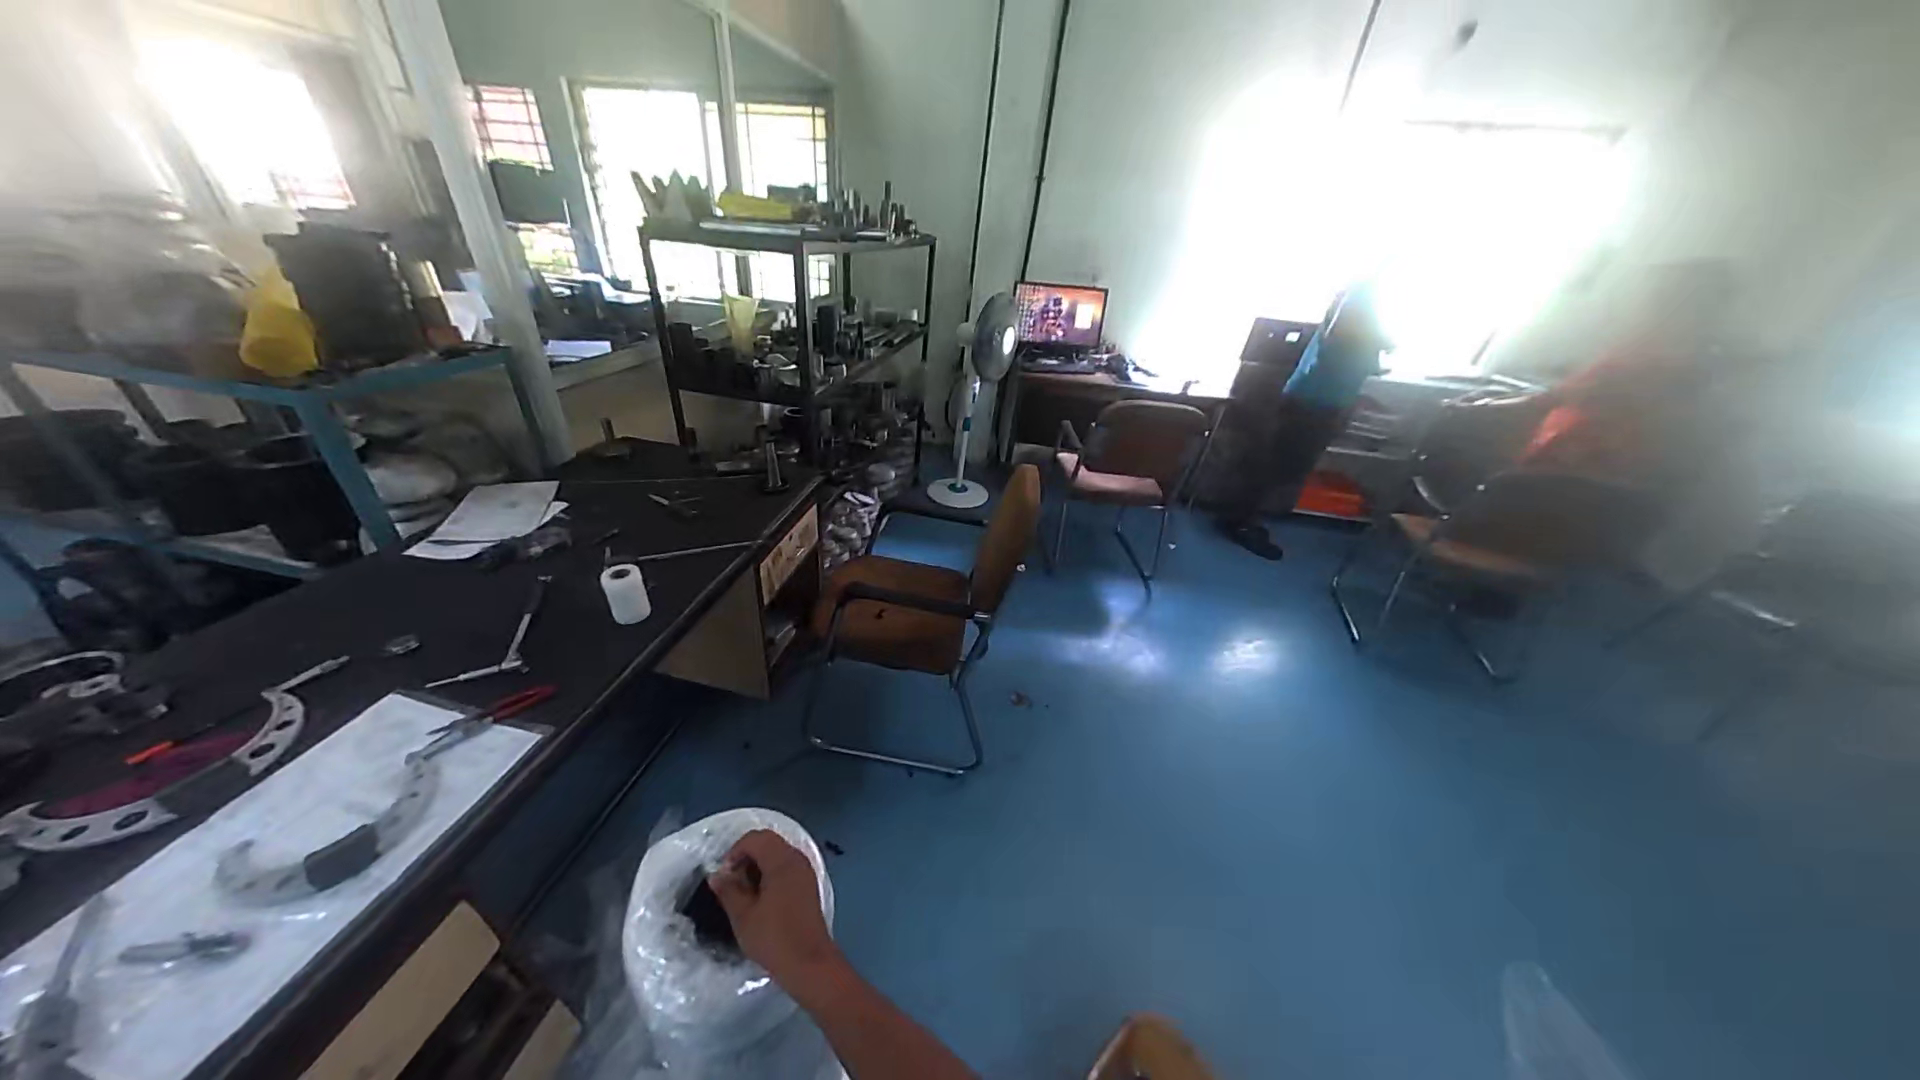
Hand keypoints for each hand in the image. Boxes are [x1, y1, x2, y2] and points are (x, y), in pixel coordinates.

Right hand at [708, 830, 840, 989]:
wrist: (808, 962)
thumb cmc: (774, 937)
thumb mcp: (743, 916)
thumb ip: (728, 890)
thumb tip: (717, 875)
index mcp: (783, 860)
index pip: (756, 838)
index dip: (735, 852)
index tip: (724, 876)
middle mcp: (797, 858)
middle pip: (769, 842)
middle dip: (746, 856)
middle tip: (731, 883)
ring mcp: (806, 870)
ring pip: (778, 854)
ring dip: (758, 865)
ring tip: (743, 893)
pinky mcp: (808, 884)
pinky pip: (786, 866)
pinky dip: (770, 873)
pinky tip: (761, 899)